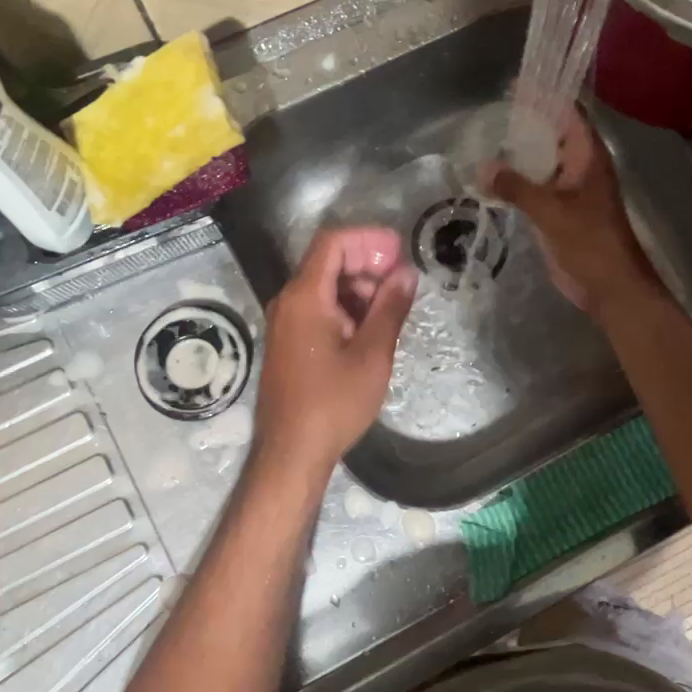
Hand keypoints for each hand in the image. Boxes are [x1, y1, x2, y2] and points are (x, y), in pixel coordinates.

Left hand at [255, 226, 417, 464]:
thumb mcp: (373, 354)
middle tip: (403, 286)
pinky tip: (371, 333)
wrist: (291, 452)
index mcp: (304, 297)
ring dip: (359, 290)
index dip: (369, 239)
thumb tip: (407, 273)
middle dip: (367, 266)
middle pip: (328, 263)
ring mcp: (284, 324)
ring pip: (324, 289)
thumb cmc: (333, 404)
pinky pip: (318, 311)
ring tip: (392, 313)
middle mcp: (287, 303)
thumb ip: (390, 308)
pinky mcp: (288, 344)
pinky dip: (346, 311)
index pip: (333, 243)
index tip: (400, 251)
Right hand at [487, 109, 660, 314]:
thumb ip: (516, 187)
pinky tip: (492, 177)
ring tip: (486, 139)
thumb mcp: (551, 211)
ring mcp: (570, 190)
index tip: (515, 85)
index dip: (545, 96)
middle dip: (526, 122)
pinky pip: (536, 186)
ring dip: (519, 153)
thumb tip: (481, 167)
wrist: (608, 285)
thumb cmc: (589, 242)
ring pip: (543, 161)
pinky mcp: (559, 212)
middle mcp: (580, 167)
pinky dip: (517, 180)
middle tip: (491, 112)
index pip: (568, 112)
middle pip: (553, 134)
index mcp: (589, 156)